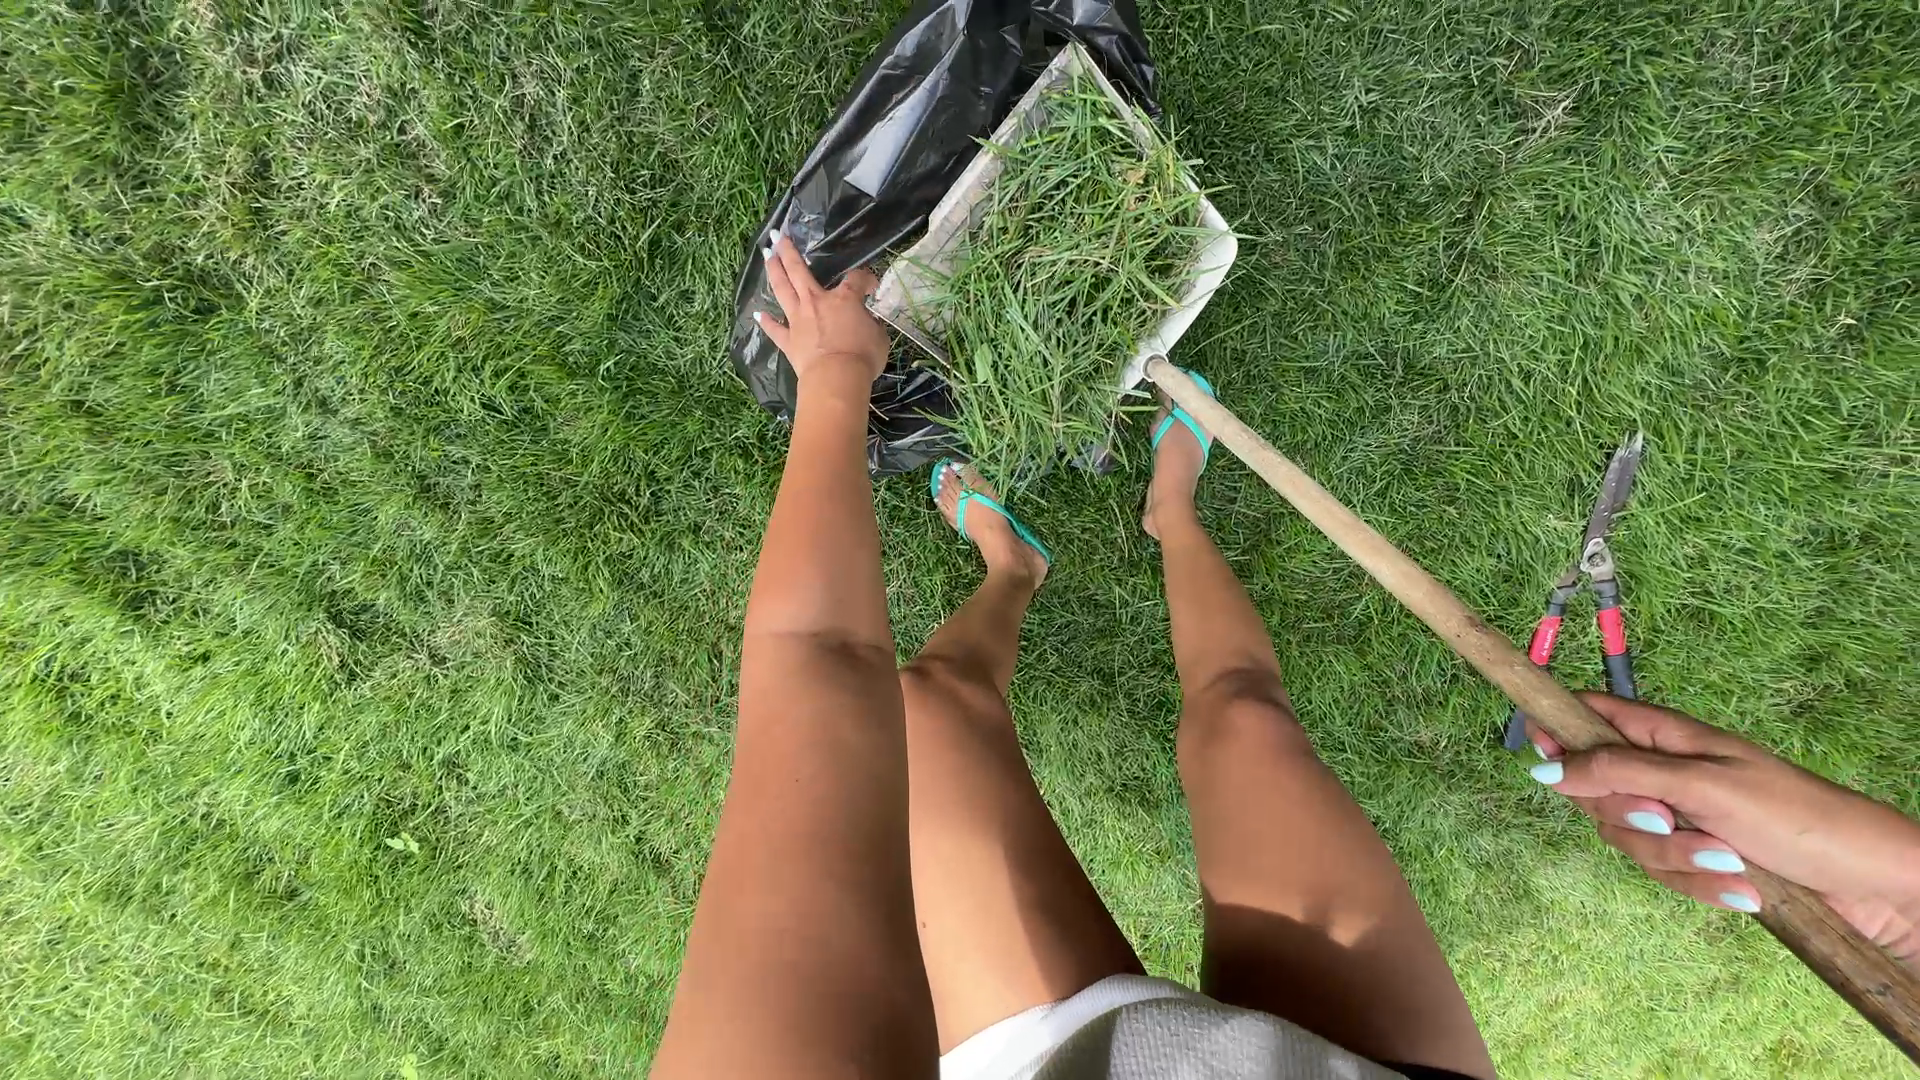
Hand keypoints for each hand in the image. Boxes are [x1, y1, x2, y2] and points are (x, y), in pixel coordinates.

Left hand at [754, 232, 888, 393]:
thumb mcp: (879, 338)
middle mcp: (817, 302)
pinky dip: (767, 322)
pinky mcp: (789, 341)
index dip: (866, 278)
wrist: (837, 379)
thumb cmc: (863, 357)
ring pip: (782, 289)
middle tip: (778, 234)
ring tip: (766, 254)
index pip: (856, 279)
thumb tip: (868, 324)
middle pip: (799, 270)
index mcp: (844, 299)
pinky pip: (775, 330)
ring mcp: (799, 320)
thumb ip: (871, 326)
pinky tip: (759, 314)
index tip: (870, 284)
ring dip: (774, 270)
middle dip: (789, 250)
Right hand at [1528, 694, 1919, 963]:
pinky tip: (1736, 889)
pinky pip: (1654, 868)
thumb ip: (1617, 771)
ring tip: (1727, 862)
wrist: (1881, 887)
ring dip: (1671, 856)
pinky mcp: (1689, 855)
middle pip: (1589, 784)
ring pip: (1620, 833)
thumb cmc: (1798, 817)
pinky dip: (1693, 882)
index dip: (1555, 732)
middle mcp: (1656, 770)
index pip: (1581, 714)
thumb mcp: (1701, 784)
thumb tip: (1542, 768)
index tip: (1551, 763)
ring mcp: (1672, 814)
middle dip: (1626, 814)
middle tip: (1670, 821)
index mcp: (1659, 735)